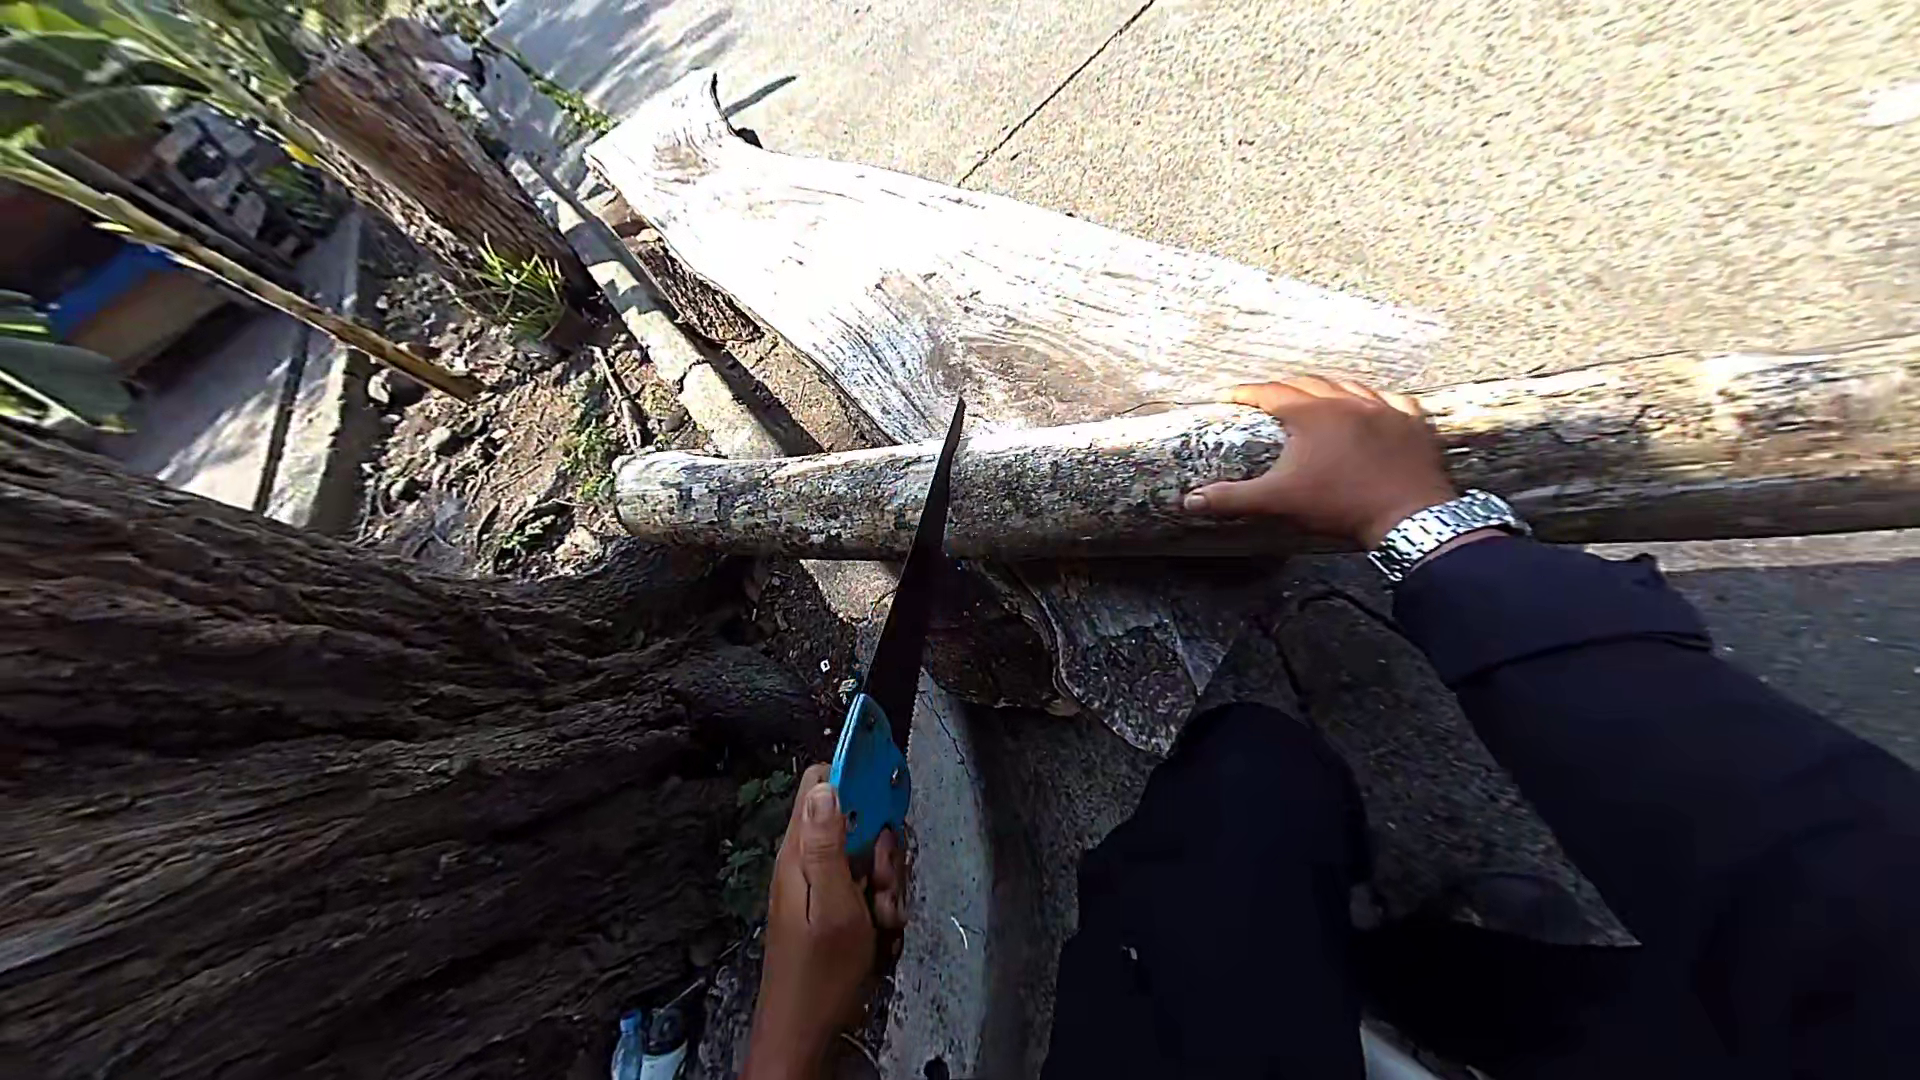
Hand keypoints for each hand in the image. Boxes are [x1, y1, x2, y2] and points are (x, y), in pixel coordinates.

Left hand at [742, 765, 907, 1079]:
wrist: (805, 1037)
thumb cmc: (820, 975)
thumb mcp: (832, 906)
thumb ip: (827, 844)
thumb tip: (825, 785)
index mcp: (800, 850)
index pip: (819, 782)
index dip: (853, 774)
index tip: (885, 788)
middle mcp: (808, 857)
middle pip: (853, 817)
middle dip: (879, 842)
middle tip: (881, 881)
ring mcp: (820, 880)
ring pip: (865, 850)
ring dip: (884, 876)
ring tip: (883, 914)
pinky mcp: (832, 901)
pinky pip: (864, 879)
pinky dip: (879, 897)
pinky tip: (880, 927)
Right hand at [1183, 376, 1455, 547]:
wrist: (1408, 515)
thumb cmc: (1338, 503)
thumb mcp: (1276, 501)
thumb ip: (1230, 498)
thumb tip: (1188, 501)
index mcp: (1312, 415)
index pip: (1270, 393)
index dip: (1246, 392)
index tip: (1229, 394)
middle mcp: (1347, 402)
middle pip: (1308, 383)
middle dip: (1282, 386)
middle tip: (1265, 395)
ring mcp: (1384, 409)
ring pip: (1349, 385)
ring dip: (1325, 385)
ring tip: (1312, 391)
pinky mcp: (1412, 423)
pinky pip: (1393, 399)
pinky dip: (1375, 398)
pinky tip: (1371, 403)